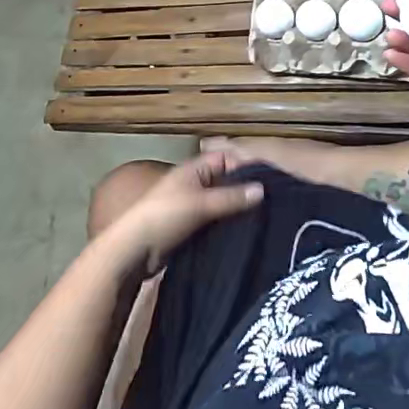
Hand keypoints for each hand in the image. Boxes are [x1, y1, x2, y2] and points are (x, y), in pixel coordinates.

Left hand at [98, 151, 263, 278]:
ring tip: (265, 219)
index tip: (270, 178)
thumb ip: (231, 197)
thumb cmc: (166, 215)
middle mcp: (194, 184)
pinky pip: (214, 222)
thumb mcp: (201, 203)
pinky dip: (227, 226)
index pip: (224, 159)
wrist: (135, 249)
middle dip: (244, 190)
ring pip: (221, 203)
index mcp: (193, 169)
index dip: (245, 165)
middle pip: (224, 181)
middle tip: (273, 201)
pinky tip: (246, 234)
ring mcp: (191, 206)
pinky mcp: (190, 227)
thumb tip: (262, 189)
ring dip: (236, 210)